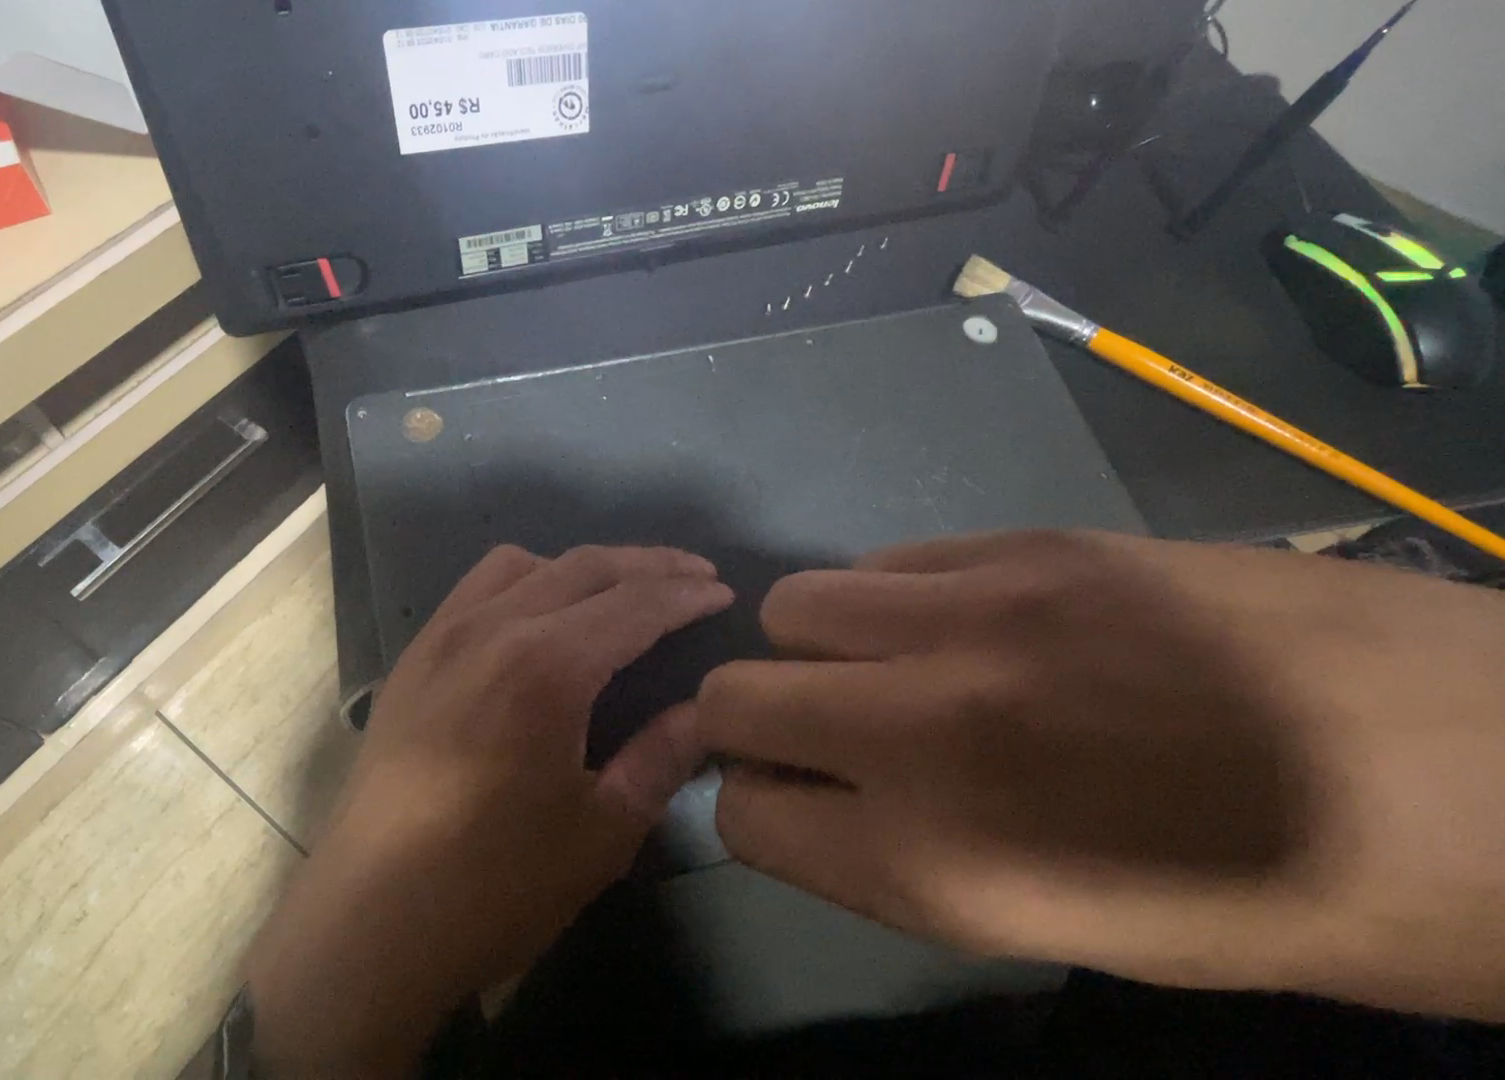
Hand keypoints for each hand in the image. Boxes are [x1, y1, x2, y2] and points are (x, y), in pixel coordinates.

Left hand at [244, 545, 731, 1076]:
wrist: (371, 921)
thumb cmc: (496, 885)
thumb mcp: (602, 831)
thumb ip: (660, 757)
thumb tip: (705, 710)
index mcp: (546, 666)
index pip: (635, 605)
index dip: (687, 594)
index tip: (724, 594)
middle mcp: (492, 627)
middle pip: (585, 567)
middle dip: (649, 565)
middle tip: (696, 575)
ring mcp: (443, 636)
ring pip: (525, 564)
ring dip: (584, 566)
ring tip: (621, 592)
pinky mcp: (413, 658)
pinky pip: (476, 588)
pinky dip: (526, 579)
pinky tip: (540, 616)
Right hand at [699, 530, 1504, 1021]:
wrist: (1498, 770)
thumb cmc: (1269, 900)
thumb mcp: (1061, 930)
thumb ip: (896, 861)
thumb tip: (799, 797)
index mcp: (935, 868)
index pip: (741, 814)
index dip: (755, 808)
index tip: (794, 801)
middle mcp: (923, 735)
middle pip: (733, 697)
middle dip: (746, 721)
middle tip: (815, 731)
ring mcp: (974, 622)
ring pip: (790, 606)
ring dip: (813, 647)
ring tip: (890, 663)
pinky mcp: (1031, 545)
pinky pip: (886, 562)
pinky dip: (891, 600)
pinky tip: (964, 620)